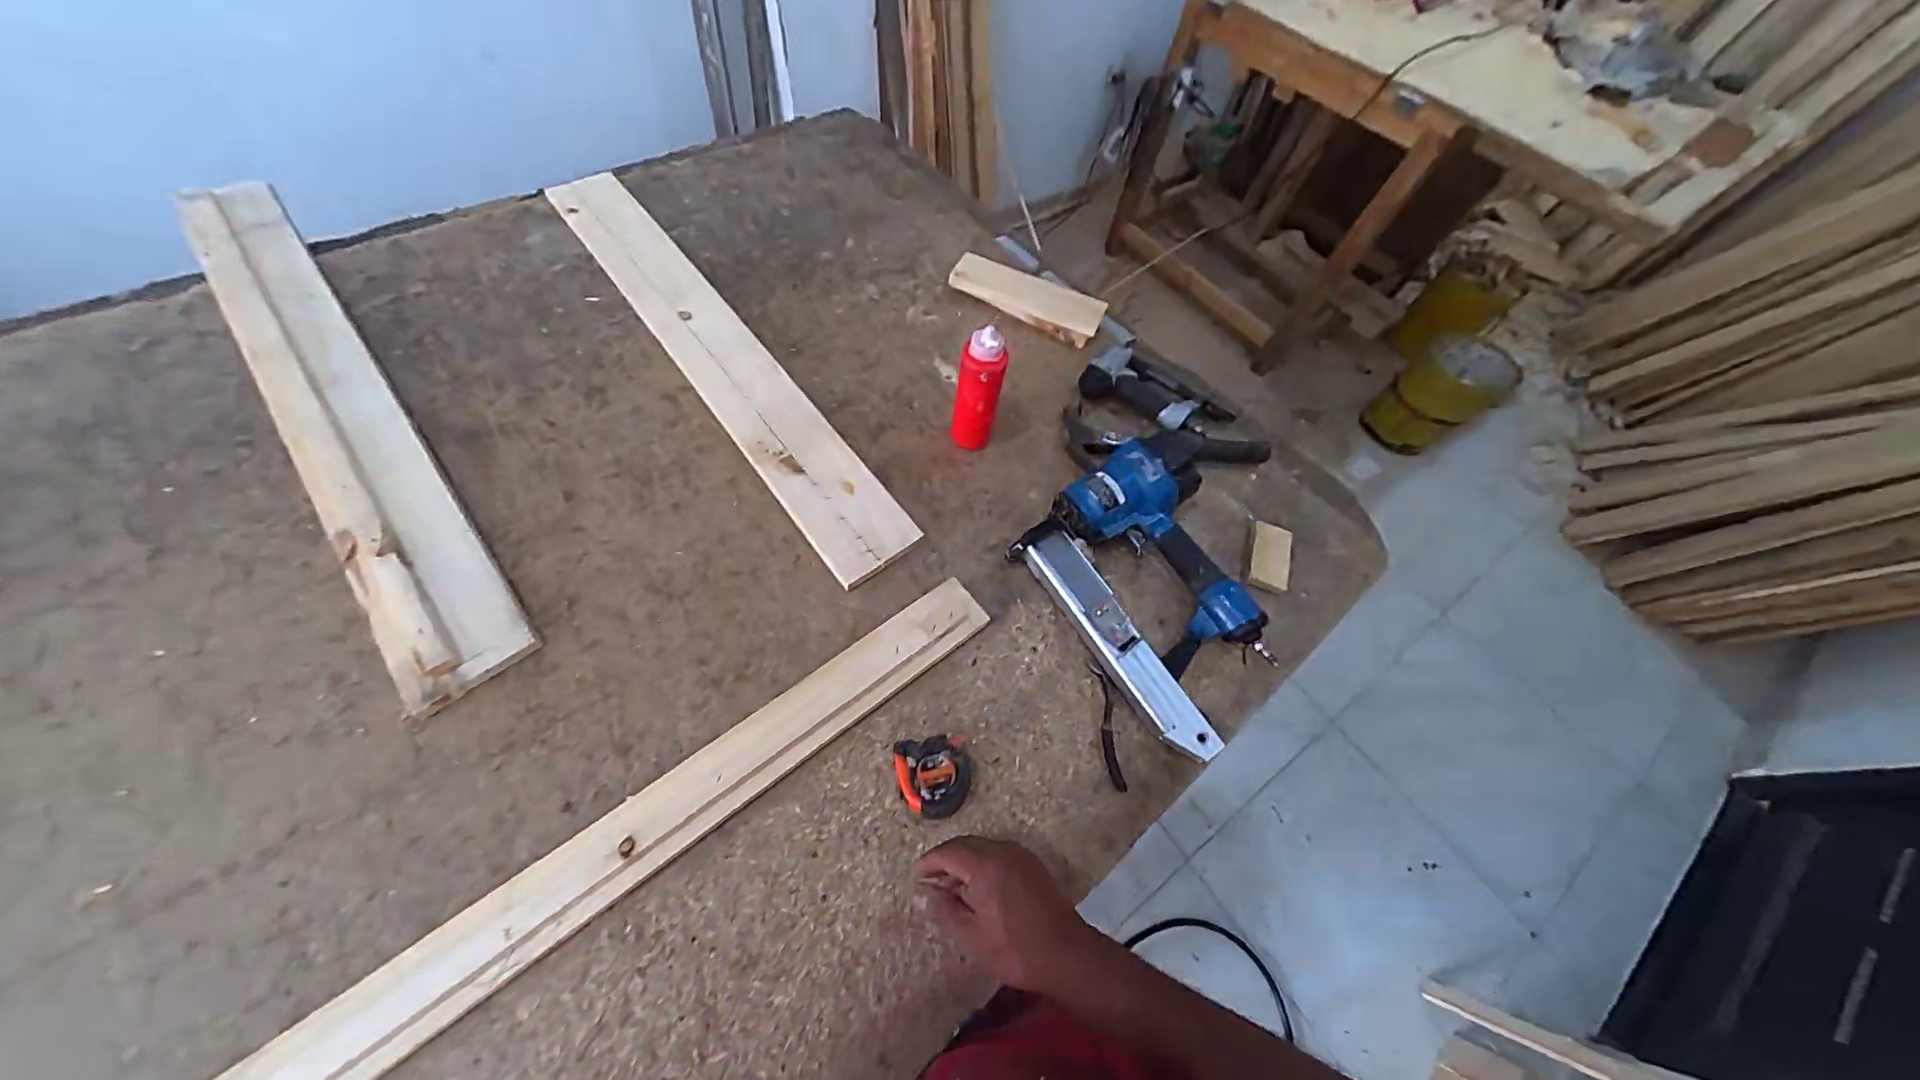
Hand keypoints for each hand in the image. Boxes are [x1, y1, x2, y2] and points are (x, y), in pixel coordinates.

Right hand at [914, 836, 1109, 992]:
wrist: (1067, 954)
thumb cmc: (1015, 949)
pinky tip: (980, 888)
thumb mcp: (972, 936)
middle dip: (946, 860)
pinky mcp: (1031, 864)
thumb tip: (927, 892)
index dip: (929, 862)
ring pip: (983, 848)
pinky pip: (999, 855)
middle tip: (932, 883)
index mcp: (984, 864)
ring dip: (965, 862)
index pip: (948, 852)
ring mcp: (1020, 855)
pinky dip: (983, 864)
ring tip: (953, 888)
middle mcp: (1002, 850)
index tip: (918, 877)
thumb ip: (946, 909)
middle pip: (965, 845)